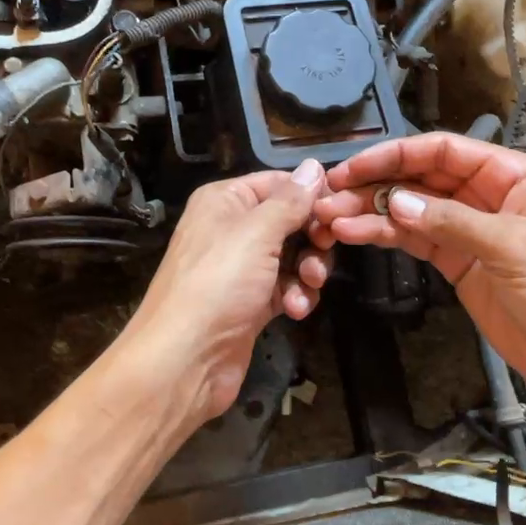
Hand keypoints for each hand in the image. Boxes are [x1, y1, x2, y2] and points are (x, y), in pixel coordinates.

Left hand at [124, 160, 332, 420]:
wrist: (185, 359)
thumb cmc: (218, 282)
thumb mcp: (257, 233)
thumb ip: (291, 200)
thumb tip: (314, 165)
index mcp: (225, 201)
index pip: (278, 183)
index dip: (311, 195)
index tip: (340, 211)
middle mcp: (231, 228)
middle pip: (290, 221)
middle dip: (312, 238)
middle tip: (324, 250)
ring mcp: (241, 267)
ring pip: (292, 257)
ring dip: (307, 271)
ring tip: (308, 286)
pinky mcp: (250, 302)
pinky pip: (284, 288)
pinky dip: (295, 296)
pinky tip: (295, 310)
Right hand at [310, 134, 525, 395]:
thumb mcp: (513, 247)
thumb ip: (452, 221)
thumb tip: (395, 200)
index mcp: (512, 175)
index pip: (445, 151)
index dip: (397, 155)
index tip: (355, 166)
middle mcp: (486, 194)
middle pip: (421, 178)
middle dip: (376, 184)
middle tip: (331, 195)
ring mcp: (468, 228)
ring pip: (411, 209)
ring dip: (372, 212)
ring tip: (331, 219)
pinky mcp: (456, 261)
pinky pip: (414, 238)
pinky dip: (384, 235)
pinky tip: (354, 234)